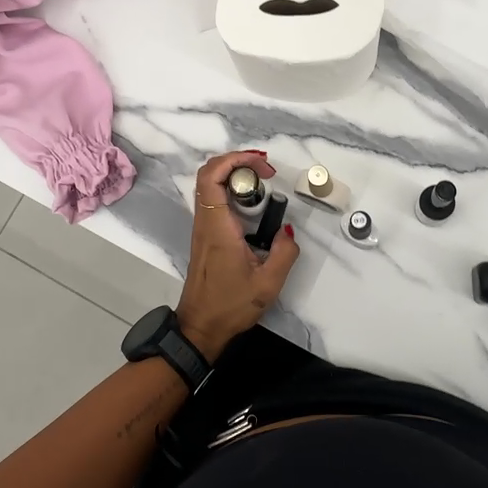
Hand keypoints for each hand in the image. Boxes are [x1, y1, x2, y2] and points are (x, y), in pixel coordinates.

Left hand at [176, 150, 299, 360]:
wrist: (200, 328)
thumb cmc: (230, 306)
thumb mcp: (268, 284)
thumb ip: (284, 254)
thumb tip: (287, 232)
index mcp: (218, 227)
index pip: (212, 177)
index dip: (235, 160)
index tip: (263, 167)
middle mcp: (205, 221)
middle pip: (209, 174)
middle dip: (237, 162)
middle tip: (265, 171)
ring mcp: (202, 228)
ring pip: (209, 186)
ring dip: (234, 175)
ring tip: (262, 182)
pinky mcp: (205, 236)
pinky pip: (213, 200)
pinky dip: (231, 190)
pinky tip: (252, 204)